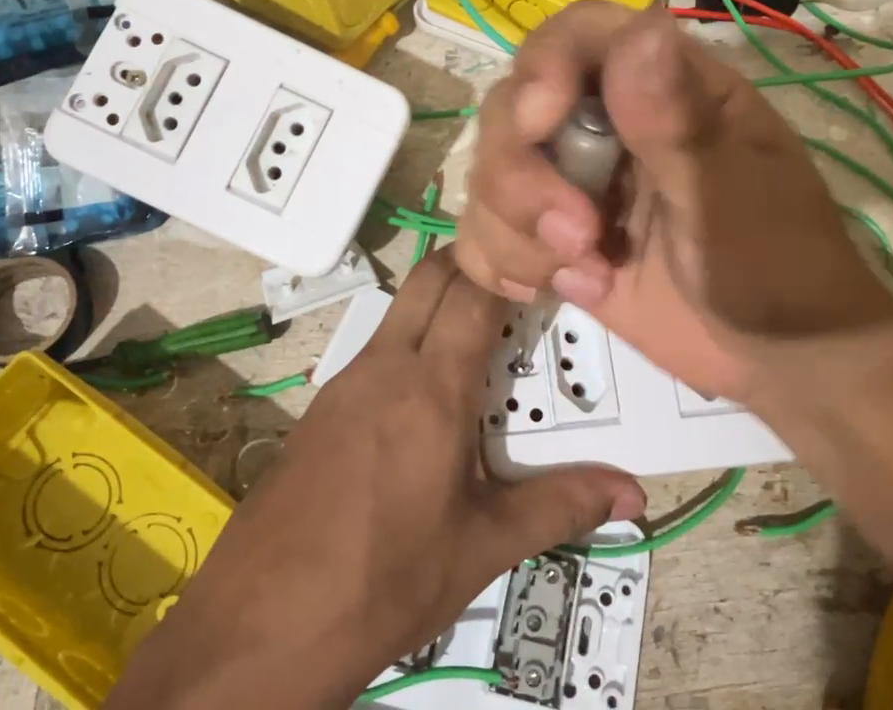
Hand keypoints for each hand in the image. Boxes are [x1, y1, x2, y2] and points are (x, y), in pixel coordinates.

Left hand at [108, 248, 645, 709]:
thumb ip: (560, 507)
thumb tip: (633, 493)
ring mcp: (342, 386)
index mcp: (429, 388)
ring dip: (441, 306)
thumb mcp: (482, 547)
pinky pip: (374, 354)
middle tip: (523, 284)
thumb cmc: (385, 582)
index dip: (513, 266)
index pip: (474, 291)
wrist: (259, 629)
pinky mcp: (318, 413)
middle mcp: (382, 368)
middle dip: (475, 263)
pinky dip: (410, 347)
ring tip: (489, 340)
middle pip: (429, 278)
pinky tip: (431, 401)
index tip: (550, 264)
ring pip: (398, 312)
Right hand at [456, 3, 892, 403]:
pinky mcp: (550, 238)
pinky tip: (545, 289)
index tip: (538, 123)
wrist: (776, 357)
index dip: (545, 66)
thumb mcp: (735, 196)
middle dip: (520, 176)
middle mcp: (606, 123)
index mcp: (663, 87)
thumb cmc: (777, 265)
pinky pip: (484, 233)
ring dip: (513, 229)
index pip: (581, 35)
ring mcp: (572, 182)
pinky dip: (498, 261)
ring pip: (488, 173)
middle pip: (511, 107)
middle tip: (577, 237)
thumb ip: (677, 123)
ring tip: (585, 275)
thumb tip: (640, 33)